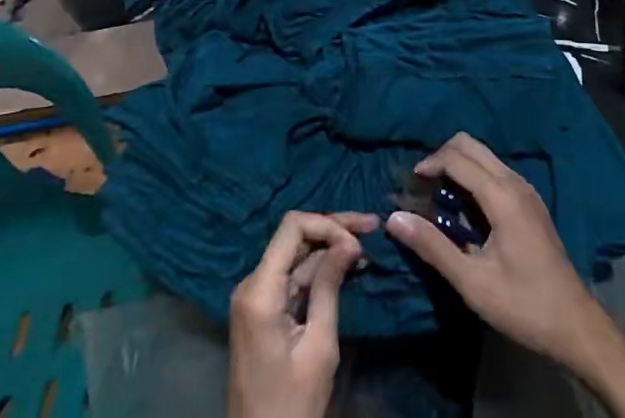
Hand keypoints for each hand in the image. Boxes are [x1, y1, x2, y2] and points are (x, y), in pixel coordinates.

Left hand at [227, 211, 377, 417]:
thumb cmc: (292, 401)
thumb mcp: (319, 343)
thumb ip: (329, 286)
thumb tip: (349, 242)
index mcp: (260, 291)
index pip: (292, 227)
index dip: (328, 224)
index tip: (358, 241)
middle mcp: (252, 285)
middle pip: (294, 236)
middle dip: (334, 228)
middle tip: (373, 226)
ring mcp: (256, 297)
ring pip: (296, 254)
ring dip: (330, 246)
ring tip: (367, 244)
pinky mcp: (263, 310)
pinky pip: (293, 276)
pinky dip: (320, 267)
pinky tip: (349, 265)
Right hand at [386, 135, 624, 417]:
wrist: (573, 322)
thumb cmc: (521, 303)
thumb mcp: (471, 281)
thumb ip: (432, 246)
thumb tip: (394, 218)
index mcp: (502, 195)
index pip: (457, 158)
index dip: (429, 164)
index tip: (408, 185)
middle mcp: (515, 182)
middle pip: (472, 145)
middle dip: (442, 156)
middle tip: (421, 187)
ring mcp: (526, 191)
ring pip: (485, 157)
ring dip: (458, 166)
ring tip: (435, 198)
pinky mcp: (530, 203)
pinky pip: (496, 173)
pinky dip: (473, 177)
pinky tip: (462, 210)